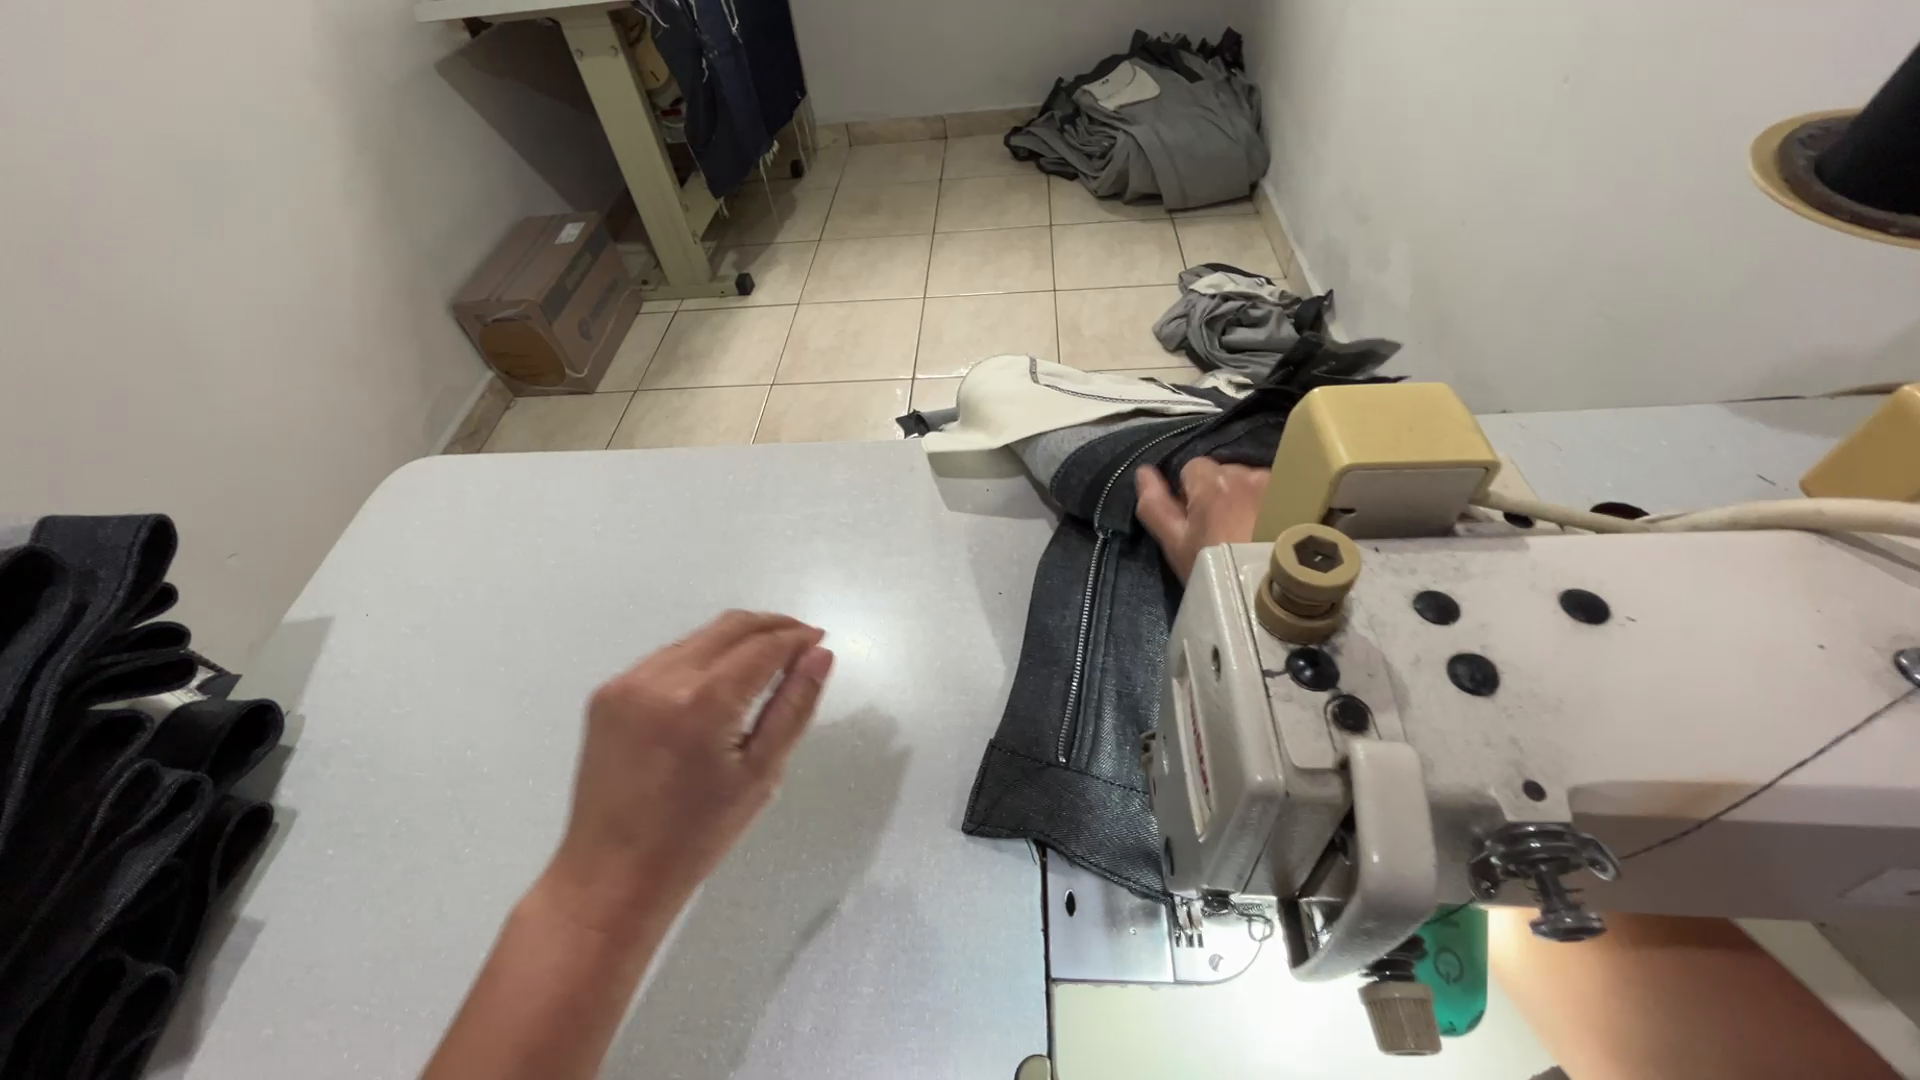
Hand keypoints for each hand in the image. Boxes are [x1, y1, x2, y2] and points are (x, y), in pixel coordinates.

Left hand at [543, 611, 833, 936]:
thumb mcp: (761, 774)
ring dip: (736, 639)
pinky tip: (719, 683)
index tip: (819, 640)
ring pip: (697, 638)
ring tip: (766, 661)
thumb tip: (820, 656)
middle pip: (728, 627)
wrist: (612, 874)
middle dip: (771, 626)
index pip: (761, 647)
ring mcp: (627, 683)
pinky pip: (666, 658)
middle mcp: (660, 679)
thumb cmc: (698, 835)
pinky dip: (701, 658)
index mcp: (703, 702)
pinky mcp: (607, 694)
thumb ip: (794, 706)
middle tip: (802, 641)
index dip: (795, 638)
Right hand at [1135, 460, 1271, 582]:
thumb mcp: (1175, 544)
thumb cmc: (1216, 567)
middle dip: (1221, 494)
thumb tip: (1142, 472)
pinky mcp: (1301, 497)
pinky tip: (1271, 530)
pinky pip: (1278, 491)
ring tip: (1251, 532)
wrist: (1272, 593)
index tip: (1196, 522)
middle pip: (1224, 473)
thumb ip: (1155, 505)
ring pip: (1251, 482)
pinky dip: (1272, 505)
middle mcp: (1246, 473)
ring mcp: (1277, 484)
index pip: (1192, 468)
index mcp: (1211, 481)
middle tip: (1223, 531)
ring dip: (1247, 498)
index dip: (1190, 494)